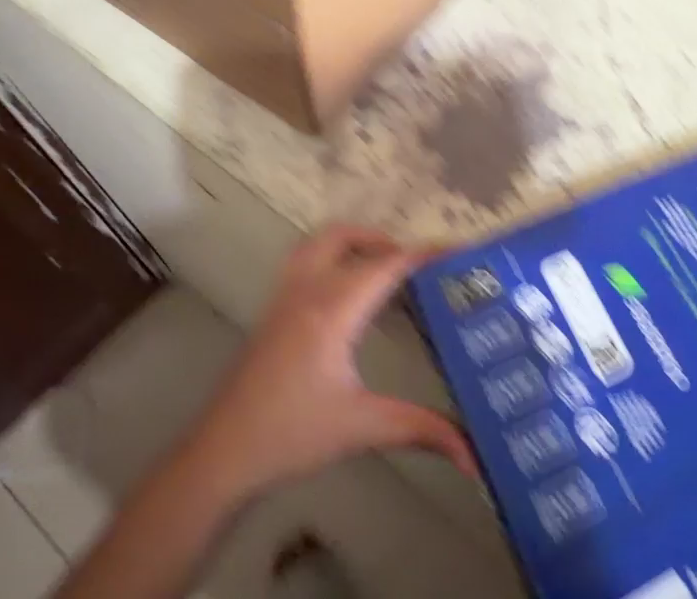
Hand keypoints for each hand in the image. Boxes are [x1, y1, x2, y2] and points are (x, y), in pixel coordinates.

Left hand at [190, 225, 477, 495]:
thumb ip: (420, 430)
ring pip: (317, 245)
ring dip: (353, 245)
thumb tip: (475, 458)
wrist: (222, 453)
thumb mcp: (362, 428)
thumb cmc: (291, 434)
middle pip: (345, 239)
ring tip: (386, 272)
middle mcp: (305, 292)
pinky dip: (333, 261)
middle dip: (384, 242)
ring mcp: (282, 299)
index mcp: (331, 310)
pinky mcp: (271, 314)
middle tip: (419, 267)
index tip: (461, 253)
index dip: (424, 255)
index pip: (385, 266)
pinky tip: (350, 298)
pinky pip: (305, 265)